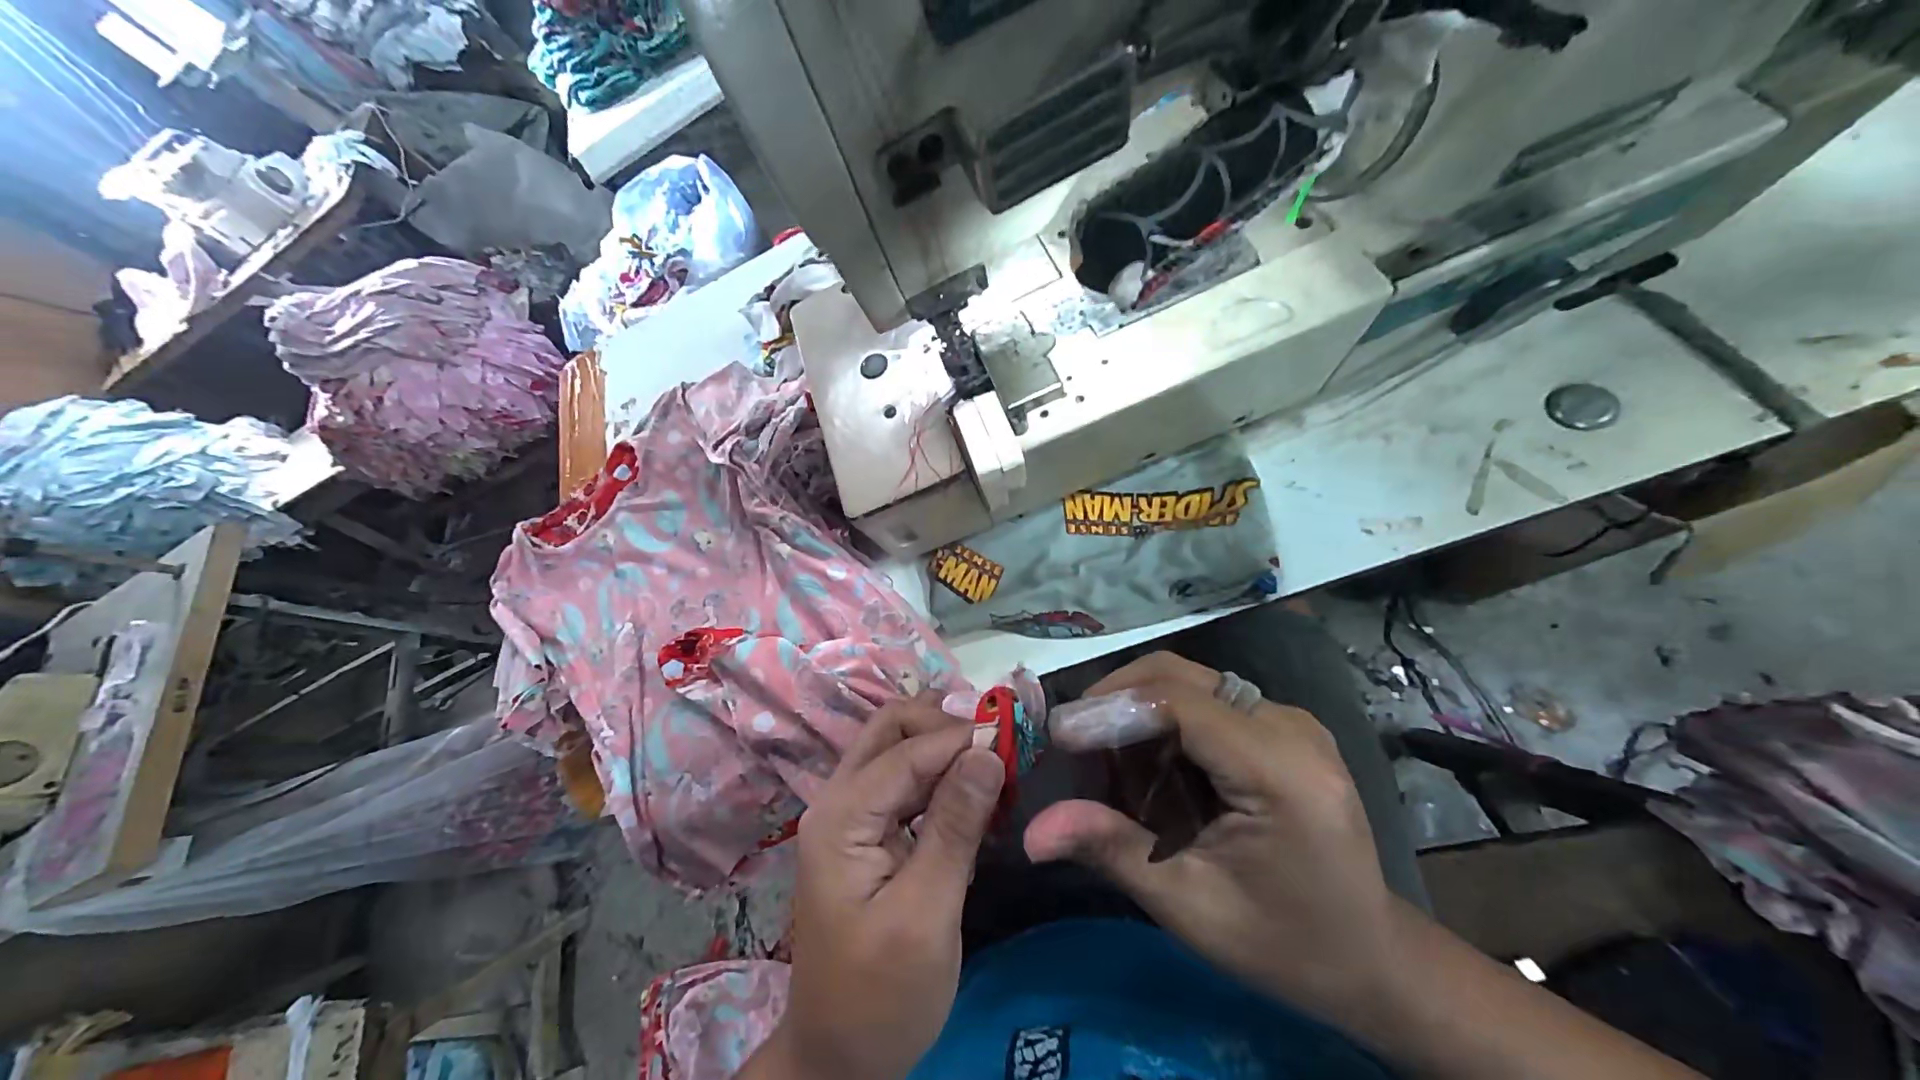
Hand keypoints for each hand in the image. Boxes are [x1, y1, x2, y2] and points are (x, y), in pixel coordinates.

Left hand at [751, 699, 1004, 1079]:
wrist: (839, 1058)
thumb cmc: (881, 996)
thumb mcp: (926, 915)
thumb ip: (954, 827)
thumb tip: (987, 751)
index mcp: (841, 816)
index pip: (906, 750)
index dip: (961, 737)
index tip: (1017, 741)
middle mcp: (839, 801)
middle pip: (891, 730)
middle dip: (947, 724)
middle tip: (1002, 744)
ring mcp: (851, 817)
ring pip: (899, 750)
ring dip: (947, 747)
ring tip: (999, 761)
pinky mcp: (868, 835)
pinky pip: (906, 783)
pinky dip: (942, 777)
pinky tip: (976, 792)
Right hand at [1023, 652, 1403, 1022]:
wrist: (1369, 957)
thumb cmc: (1283, 942)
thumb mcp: (1190, 905)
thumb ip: (1112, 849)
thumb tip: (1032, 833)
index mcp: (1281, 770)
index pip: (1179, 703)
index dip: (1110, 710)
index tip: (1058, 736)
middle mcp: (1291, 726)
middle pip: (1181, 676)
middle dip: (1116, 700)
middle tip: (1074, 746)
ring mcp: (1290, 720)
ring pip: (1189, 682)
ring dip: (1138, 709)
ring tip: (1110, 764)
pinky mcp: (1283, 726)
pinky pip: (1207, 700)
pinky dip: (1165, 721)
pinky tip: (1151, 766)